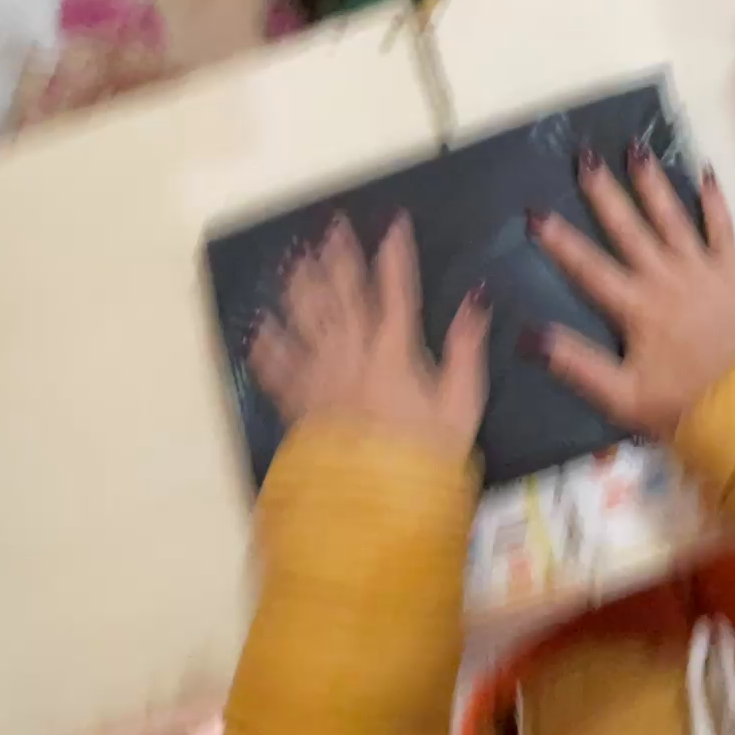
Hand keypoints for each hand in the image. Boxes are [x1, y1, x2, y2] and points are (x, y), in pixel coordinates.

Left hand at [249, 213, 490, 455]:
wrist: (376, 509)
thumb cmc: (424, 459)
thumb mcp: (461, 404)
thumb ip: (465, 350)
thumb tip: (474, 304)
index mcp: (394, 353)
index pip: (396, 291)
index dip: (395, 255)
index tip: (393, 225)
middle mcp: (353, 356)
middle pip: (343, 296)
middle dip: (339, 257)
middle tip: (331, 227)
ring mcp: (322, 378)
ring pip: (308, 321)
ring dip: (300, 286)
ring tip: (294, 258)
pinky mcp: (301, 404)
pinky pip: (280, 369)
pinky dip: (268, 346)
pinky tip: (259, 326)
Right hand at [526, 144, 734, 441]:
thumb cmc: (684, 403)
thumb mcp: (622, 396)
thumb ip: (576, 364)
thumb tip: (530, 335)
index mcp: (636, 308)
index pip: (590, 268)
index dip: (561, 241)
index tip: (535, 212)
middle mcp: (666, 278)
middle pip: (629, 229)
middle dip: (605, 193)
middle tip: (586, 157)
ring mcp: (702, 270)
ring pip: (672, 218)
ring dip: (652, 184)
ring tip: (636, 148)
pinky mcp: (733, 271)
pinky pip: (722, 229)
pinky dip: (714, 201)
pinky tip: (705, 174)